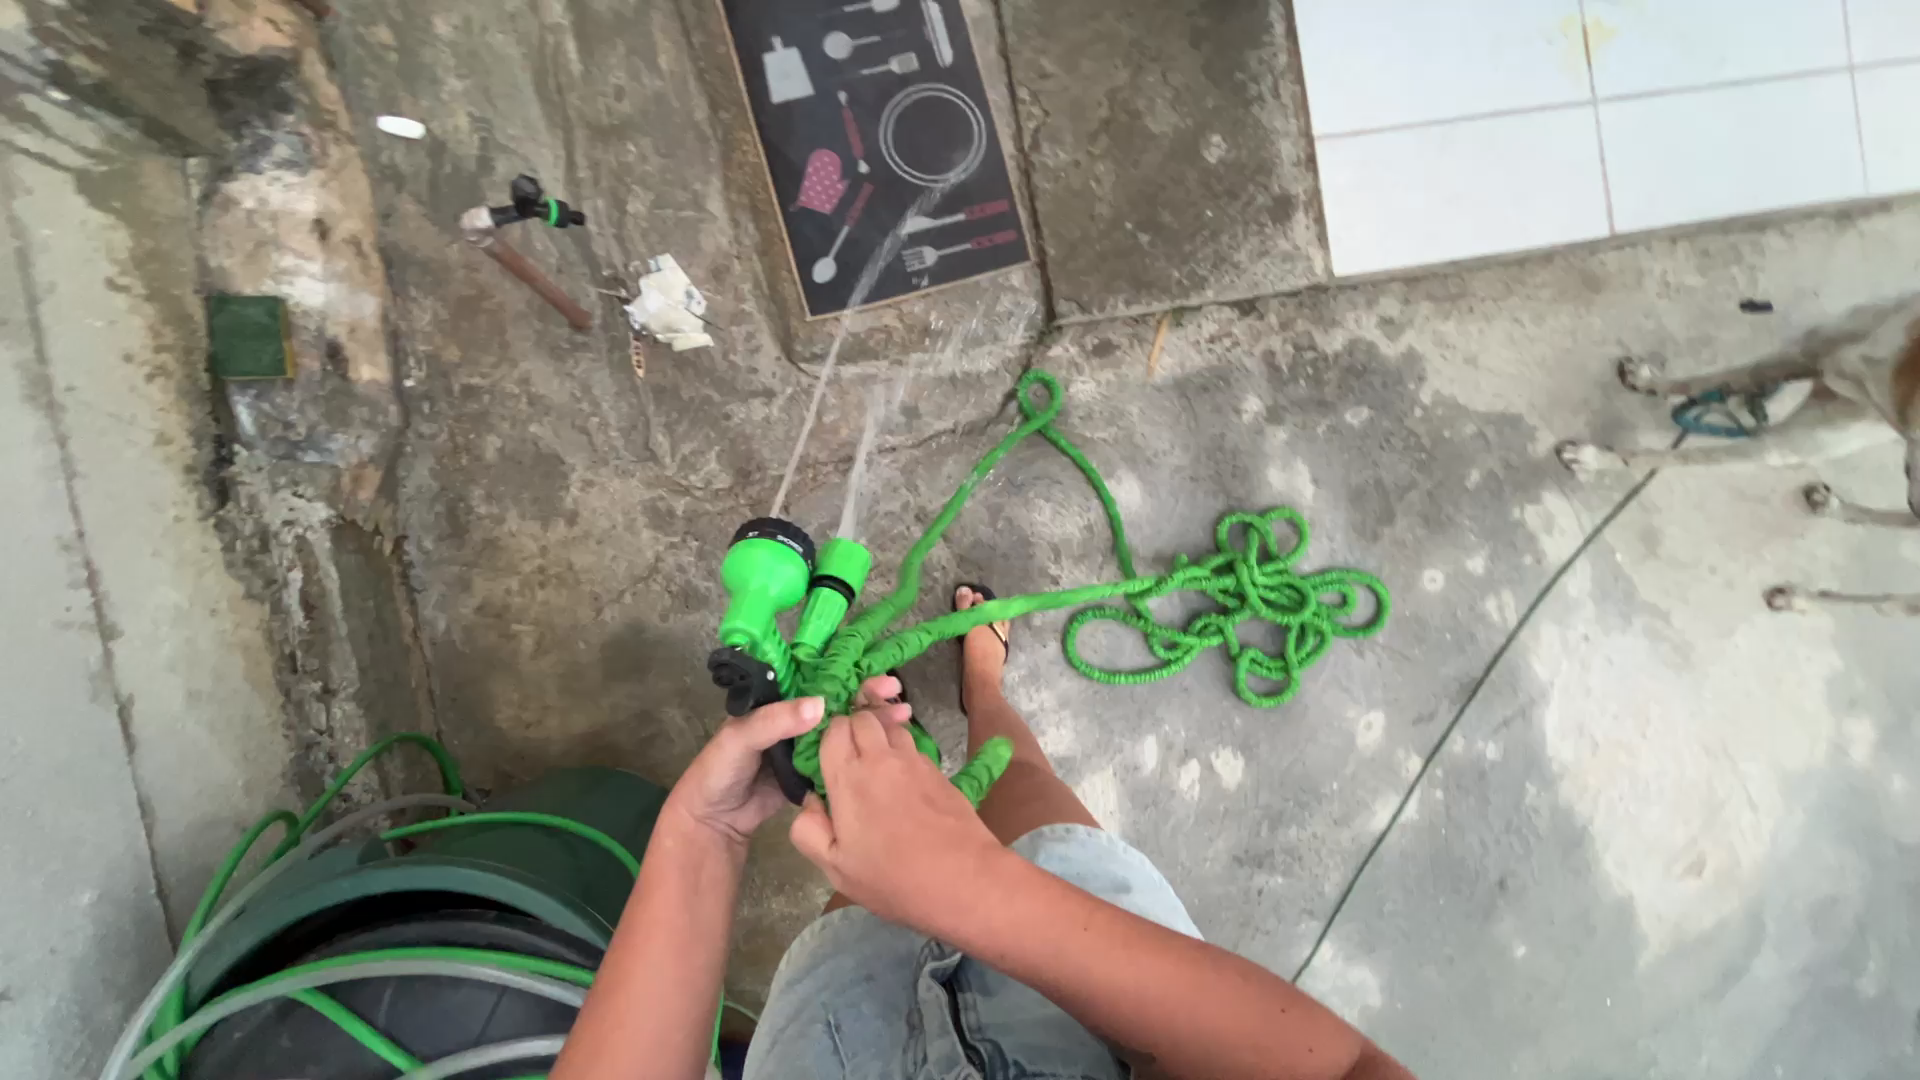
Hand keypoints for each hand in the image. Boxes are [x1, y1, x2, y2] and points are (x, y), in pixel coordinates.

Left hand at [666, 676, 910, 845]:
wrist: (711, 823)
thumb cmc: (719, 771)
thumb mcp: (740, 738)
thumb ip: (776, 721)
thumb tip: (821, 704)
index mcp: (776, 701)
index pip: (816, 679)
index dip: (845, 674)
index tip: (873, 676)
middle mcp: (794, 719)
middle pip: (836, 701)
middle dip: (866, 695)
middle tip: (893, 693)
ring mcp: (805, 746)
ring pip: (843, 728)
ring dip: (870, 720)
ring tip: (901, 715)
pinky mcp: (814, 773)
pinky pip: (841, 758)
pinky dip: (863, 751)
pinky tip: (888, 745)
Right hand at [789, 706, 1007, 932]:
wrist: (961, 876)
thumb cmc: (892, 877)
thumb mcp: (836, 868)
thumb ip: (809, 831)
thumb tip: (810, 802)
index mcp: (849, 777)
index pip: (833, 729)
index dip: (828, 738)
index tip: (827, 760)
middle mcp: (881, 758)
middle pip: (863, 717)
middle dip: (853, 729)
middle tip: (851, 758)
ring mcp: (913, 760)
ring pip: (891, 726)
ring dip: (880, 737)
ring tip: (878, 765)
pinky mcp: (937, 768)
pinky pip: (914, 747)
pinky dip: (903, 753)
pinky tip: (905, 781)